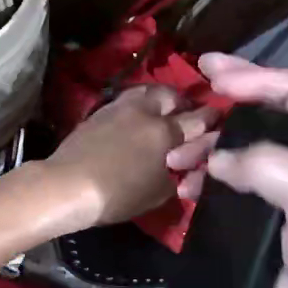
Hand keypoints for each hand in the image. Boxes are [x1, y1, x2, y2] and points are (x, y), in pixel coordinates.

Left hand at [40, 85, 215, 230]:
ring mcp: (120, 107)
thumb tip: (184, 163)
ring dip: (157, 99)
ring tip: (159, 113)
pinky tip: (135, 119)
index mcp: (166, 132)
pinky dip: (137, 106)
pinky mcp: (99, 112)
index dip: (212, 117)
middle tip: (185, 115)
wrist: (68, 185)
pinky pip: (126, 101)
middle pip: (171, 95)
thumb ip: (177, 174)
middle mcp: (146, 111)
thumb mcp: (159, 193)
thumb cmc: (118, 195)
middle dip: (182, 102)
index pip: (198, 118)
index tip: (219, 116)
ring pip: (146, 92)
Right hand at [168, 53, 287, 287]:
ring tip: (176, 161)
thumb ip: (267, 164)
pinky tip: (186, 187)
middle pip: (263, 116)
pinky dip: (205, 179)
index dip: (257, 77)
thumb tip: (217, 158)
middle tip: (189, 104)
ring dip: (206, 148)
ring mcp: (285, 188)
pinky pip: (228, 184)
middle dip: (223, 110)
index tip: (214, 73)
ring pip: (239, 150)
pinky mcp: (262, 215)